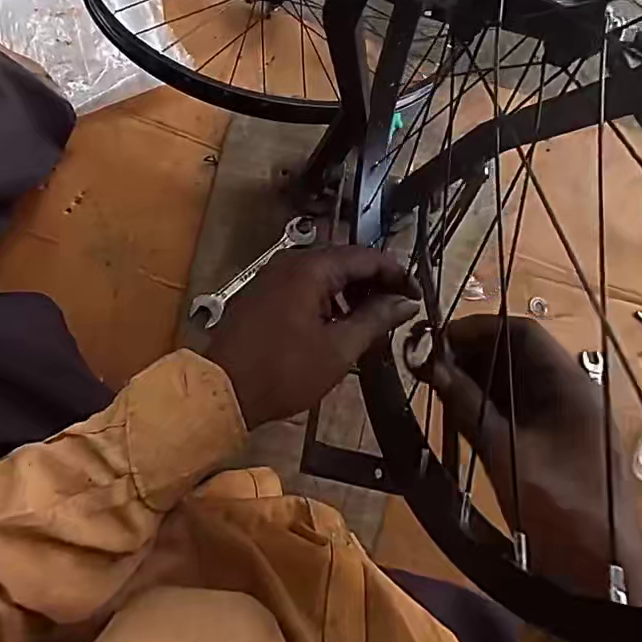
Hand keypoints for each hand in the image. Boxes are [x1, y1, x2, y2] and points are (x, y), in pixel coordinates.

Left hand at [203, 245, 420, 427]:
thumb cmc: (284, 370)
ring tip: (374, 319)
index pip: (364, 256)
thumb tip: (405, 302)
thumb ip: (375, 319)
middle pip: (343, 259)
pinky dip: (328, 297)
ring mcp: (274, 274)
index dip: (396, 273)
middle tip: (399, 308)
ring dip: (351, 290)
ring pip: (324, 272)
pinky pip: (305, 283)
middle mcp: (291, 262)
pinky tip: (340, 322)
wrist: (225, 386)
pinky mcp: (265, 290)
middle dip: (374, 281)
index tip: (417, 295)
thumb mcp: (338, 349)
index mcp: (310, 268)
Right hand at [422, 314, 641, 604]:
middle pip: (516, 351)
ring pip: (512, 375)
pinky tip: (455, 405)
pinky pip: (514, 401)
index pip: (522, 332)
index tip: (437, 338)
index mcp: (572, 388)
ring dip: (473, 374)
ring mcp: (563, 417)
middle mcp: (570, 394)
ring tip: (434, 380)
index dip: (477, 328)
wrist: (597, 584)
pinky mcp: (552, 438)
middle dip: (469, 351)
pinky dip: (483, 397)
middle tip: (428, 361)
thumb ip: (465, 403)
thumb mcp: (504, 452)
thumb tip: (427, 361)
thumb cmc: (559, 512)